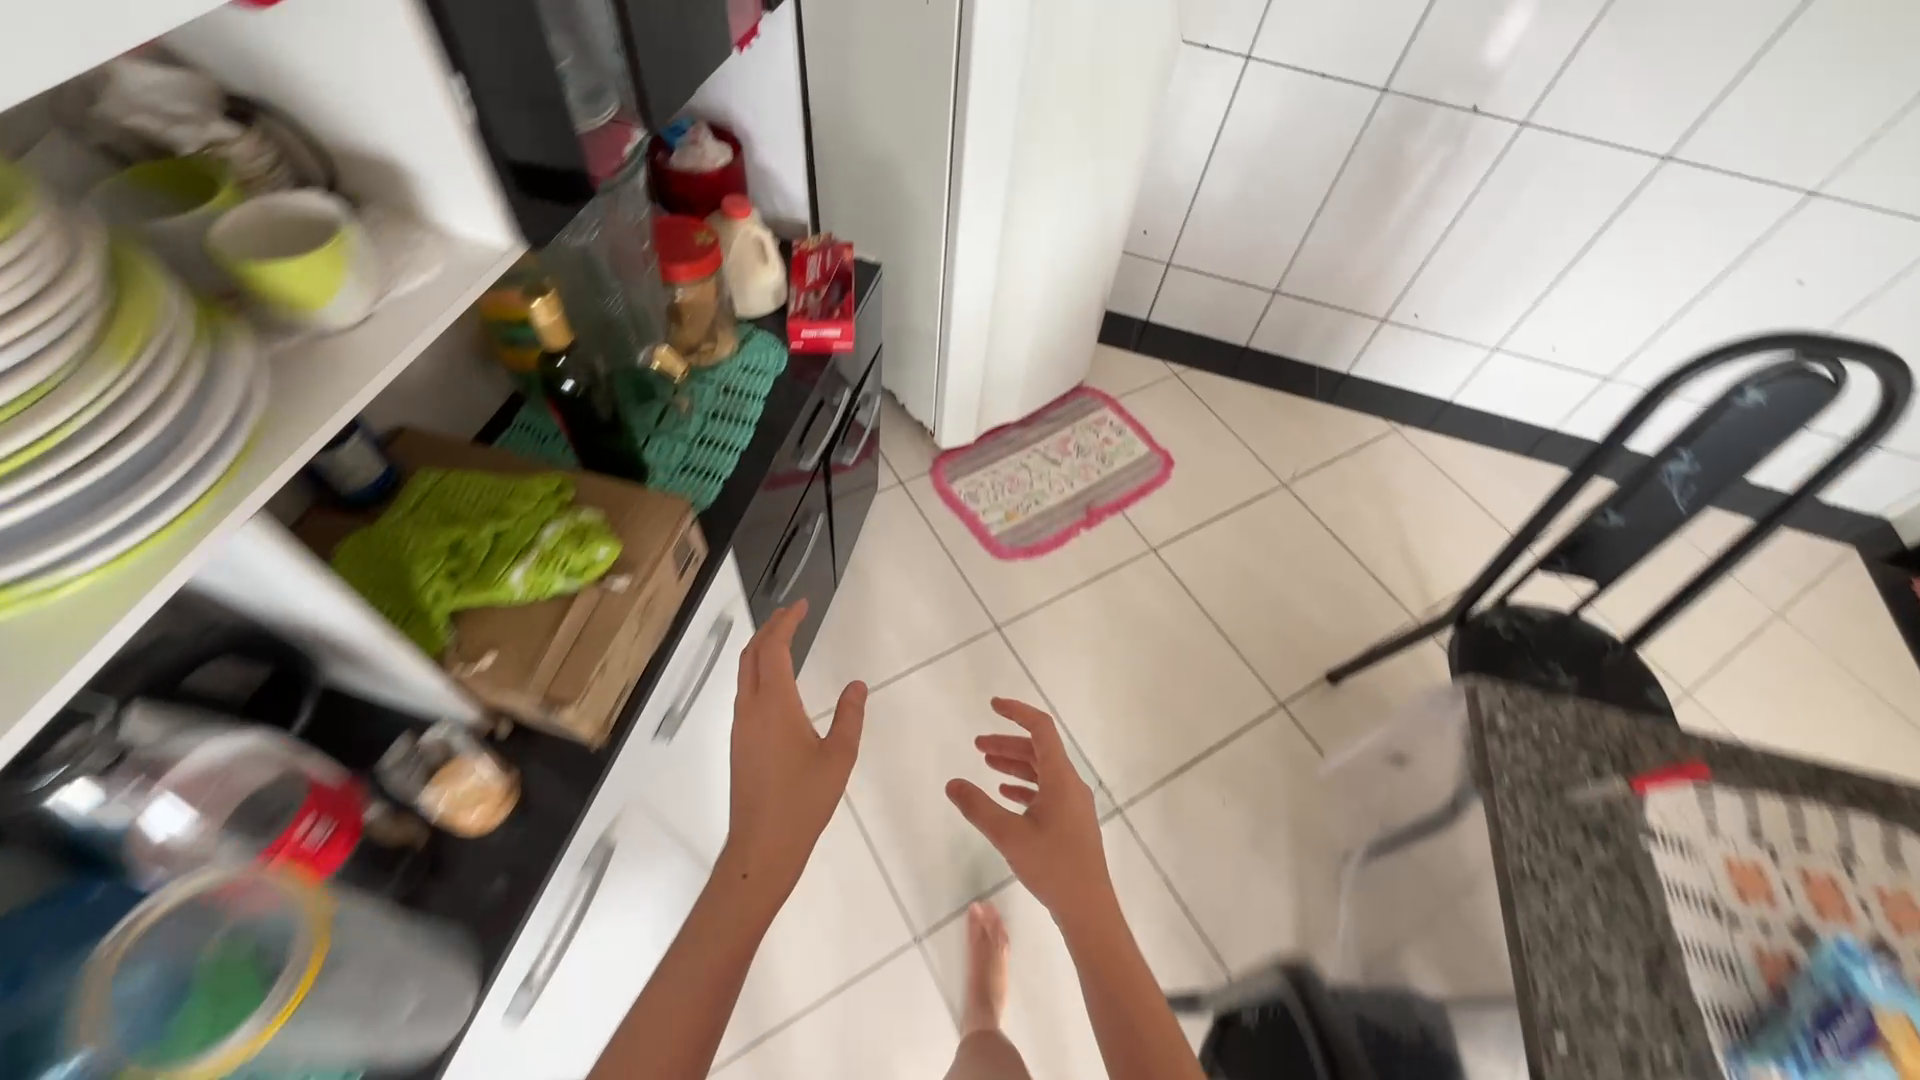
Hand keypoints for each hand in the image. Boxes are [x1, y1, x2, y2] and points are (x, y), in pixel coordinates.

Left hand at [720, 601, 865, 902]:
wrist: (762, 846)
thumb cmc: (804, 801)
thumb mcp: (839, 757)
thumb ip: (849, 716)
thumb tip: (857, 685)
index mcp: (774, 705)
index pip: (774, 648)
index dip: (787, 621)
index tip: (802, 604)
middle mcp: (750, 709)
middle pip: (752, 654)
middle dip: (770, 628)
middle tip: (792, 614)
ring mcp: (740, 727)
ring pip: (744, 674)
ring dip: (761, 649)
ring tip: (784, 639)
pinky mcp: (738, 743)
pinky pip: (745, 692)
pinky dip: (758, 672)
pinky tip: (776, 683)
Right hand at [946, 698, 1116, 923]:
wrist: (1088, 907)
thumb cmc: (1052, 866)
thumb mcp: (1008, 835)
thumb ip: (978, 807)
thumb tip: (952, 784)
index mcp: (1061, 778)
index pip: (1041, 729)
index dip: (1017, 712)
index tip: (993, 705)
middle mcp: (1070, 784)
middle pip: (1039, 750)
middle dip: (1008, 742)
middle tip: (977, 744)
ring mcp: (1074, 804)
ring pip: (1042, 771)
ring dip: (1015, 764)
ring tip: (986, 764)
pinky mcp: (1072, 822)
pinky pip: (1047, 791)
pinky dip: (1025, 785)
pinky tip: (1005, 794)